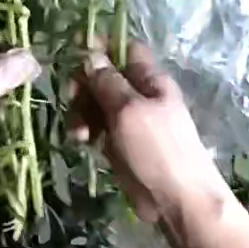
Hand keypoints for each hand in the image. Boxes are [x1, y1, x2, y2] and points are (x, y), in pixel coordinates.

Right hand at [69, 42, 232, 229]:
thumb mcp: (129, 110)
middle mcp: (138, 94)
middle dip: (83, 85)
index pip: (124, 48)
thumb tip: (89, 55)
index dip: (100, 46)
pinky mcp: (118, 141)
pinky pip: (94, 125)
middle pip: (102, 75)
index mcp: (149, 80)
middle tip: (72, 98)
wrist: (176, 202)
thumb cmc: (158, 150)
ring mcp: (128, 119)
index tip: (75, 53)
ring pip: (94, 102)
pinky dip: (84, 130)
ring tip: (78, 133)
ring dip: (80, 112)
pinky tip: (80, 142)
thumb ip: (107, 81)